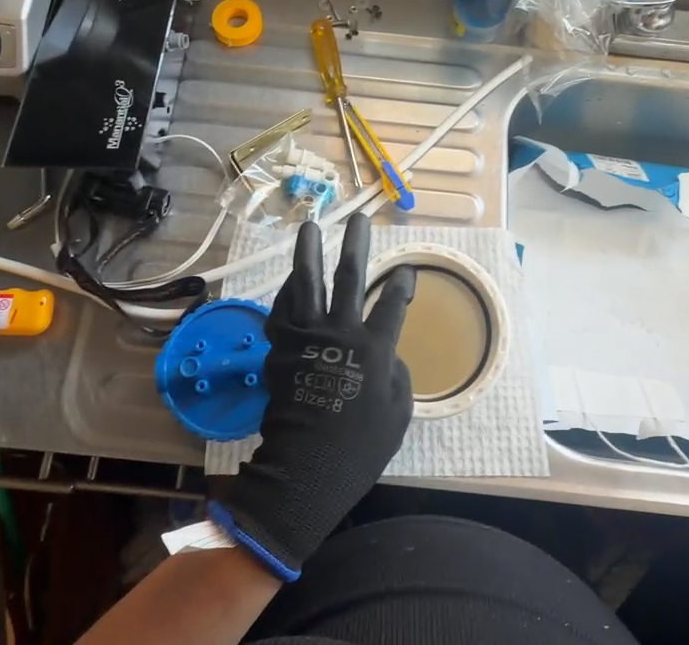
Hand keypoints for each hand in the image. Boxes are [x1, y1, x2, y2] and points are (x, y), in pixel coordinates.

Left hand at [210, 215, 414, 580]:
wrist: (306, 468)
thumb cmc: (360, 447)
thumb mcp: (397, 414)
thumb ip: (395, 376)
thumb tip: (385, 354)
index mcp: (374, 349)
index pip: (393, 306)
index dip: (403, 285)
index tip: (407, 271)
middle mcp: (340, 333)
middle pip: (350, 278)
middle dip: (357, 245)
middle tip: (359, 219)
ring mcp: (306, 337)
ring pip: (307, 283)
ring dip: (309, 252)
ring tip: (309, 227)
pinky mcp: (280, 348)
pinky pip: (283, 310)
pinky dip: (288, 292)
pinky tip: (292, 279)